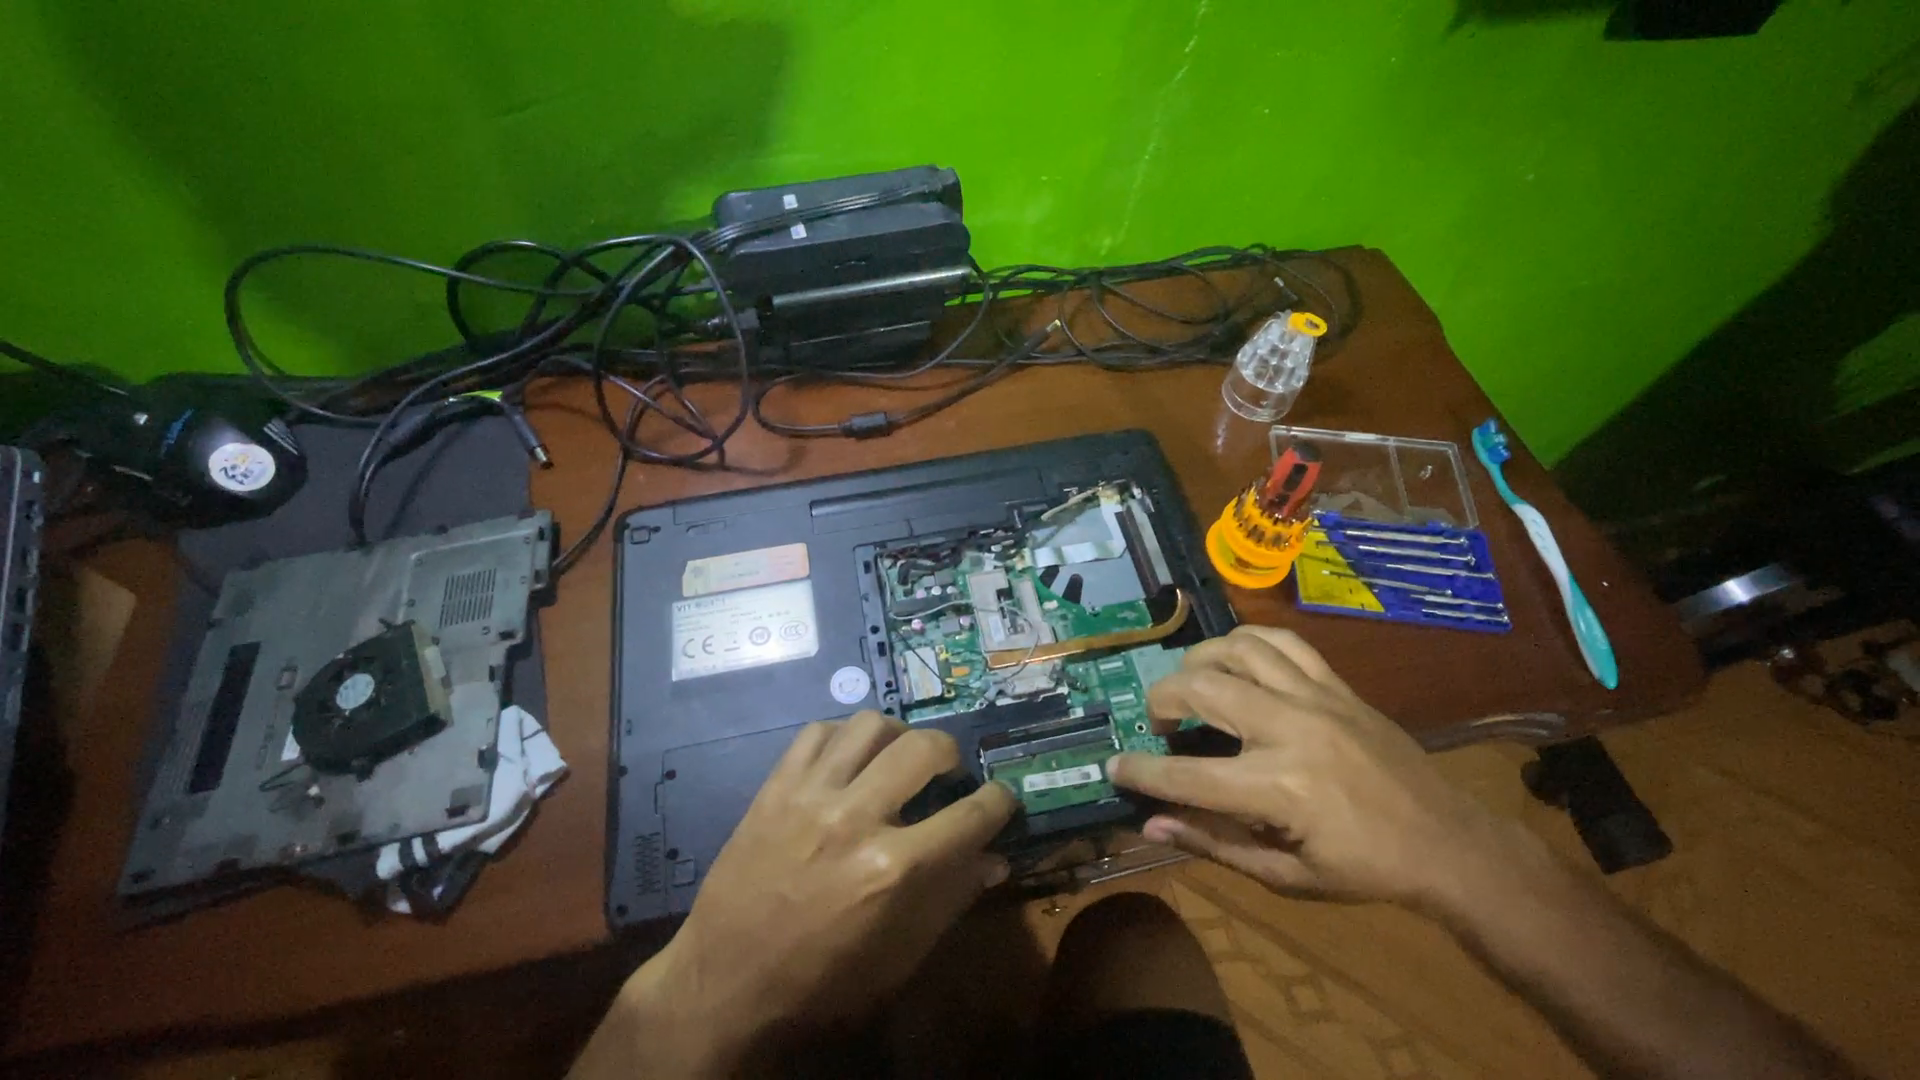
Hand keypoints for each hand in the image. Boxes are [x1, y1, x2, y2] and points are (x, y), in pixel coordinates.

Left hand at [620, 711, 1015, 1072]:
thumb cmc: (823, 982)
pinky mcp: (774, 788)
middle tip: (947, 776)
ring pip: (869, 725)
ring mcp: (810, 796)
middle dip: (951, 755)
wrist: (726, 984)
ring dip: (897, 736)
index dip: (999, 802)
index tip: (1001, 800)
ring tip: (898, 758)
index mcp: (895, 869)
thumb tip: (996, 859)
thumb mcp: (900, 956)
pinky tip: (848, 760)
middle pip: (924, 747)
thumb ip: (952, 898)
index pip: (972, 813)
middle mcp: (856, 818)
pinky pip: (816, 732)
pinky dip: (842, 737)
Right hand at [1107, 626, 1518, 908]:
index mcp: (1277, 789)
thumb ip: (1213, 844)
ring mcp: (1316, 698)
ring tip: (1192, 685)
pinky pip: (1284, 642)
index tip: (1113, 767)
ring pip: (1238, 649)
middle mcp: (1290, 730)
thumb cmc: (1364, 869)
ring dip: (1199, 661)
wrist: (1447, 842)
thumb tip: (1151, 823)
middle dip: (1161, 700)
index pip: (1186, 775)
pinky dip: (1248, 642)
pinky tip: (1235, 658)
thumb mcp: (1286, 875)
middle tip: (1160, 723)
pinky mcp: (1337, 685)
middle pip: (1201, 688)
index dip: (1140, 772)